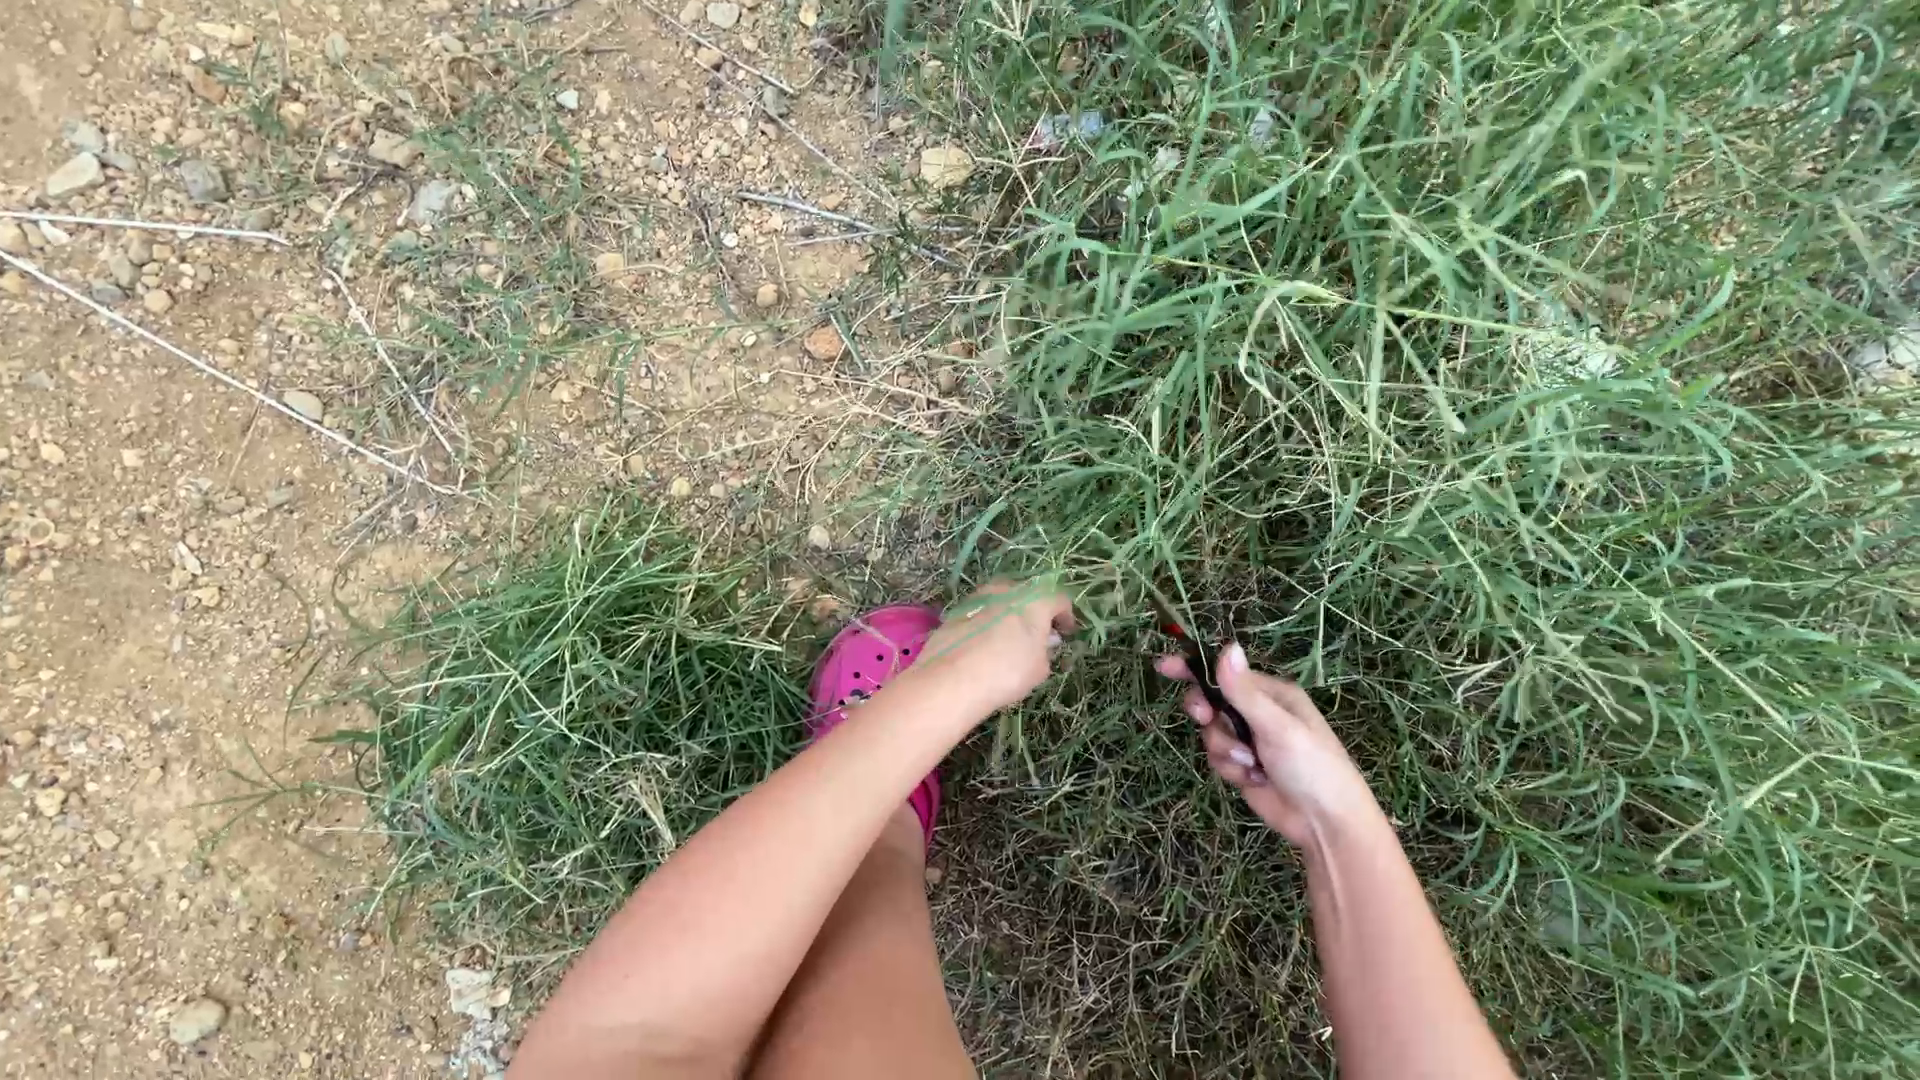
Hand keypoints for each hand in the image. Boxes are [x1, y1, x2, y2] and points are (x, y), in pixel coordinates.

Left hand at [911, 579, 1075, 712]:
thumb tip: (1044, 641)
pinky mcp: (956, 611)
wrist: (952, 679)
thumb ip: (1045, 650)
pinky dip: (988, 623)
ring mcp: (978, 598)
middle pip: (1028, 594)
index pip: (1059, 599)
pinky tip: (985, 644)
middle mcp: (1006, 590)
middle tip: (1038, 633)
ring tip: (1009, 638)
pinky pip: (981, 613)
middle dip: (1035, 611)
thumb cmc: (1007, 673)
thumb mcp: (1040, 668)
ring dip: (1009, 614)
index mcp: (1034, 600)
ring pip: (1001, 600)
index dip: (1066, 615)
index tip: (1066, 631)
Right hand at [1158, 644, 1380, 848]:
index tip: (1164, 668)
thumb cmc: (1312, 766)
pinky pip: (1217, 757)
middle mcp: (1259, 713)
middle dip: (1207, 713)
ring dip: (1225, 749)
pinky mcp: (1242, 766)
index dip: (1194, 669)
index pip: (1225, 673)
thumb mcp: (1277, 726)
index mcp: (1272, 694)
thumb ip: (1245, 691)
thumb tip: (1228, 646)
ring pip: (1211, 733)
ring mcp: (1250, 740)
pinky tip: (1252, 778)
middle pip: (1212, 702)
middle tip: (1204, 719)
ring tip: (1250, 764)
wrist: (1325, 824)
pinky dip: (1229, 768)